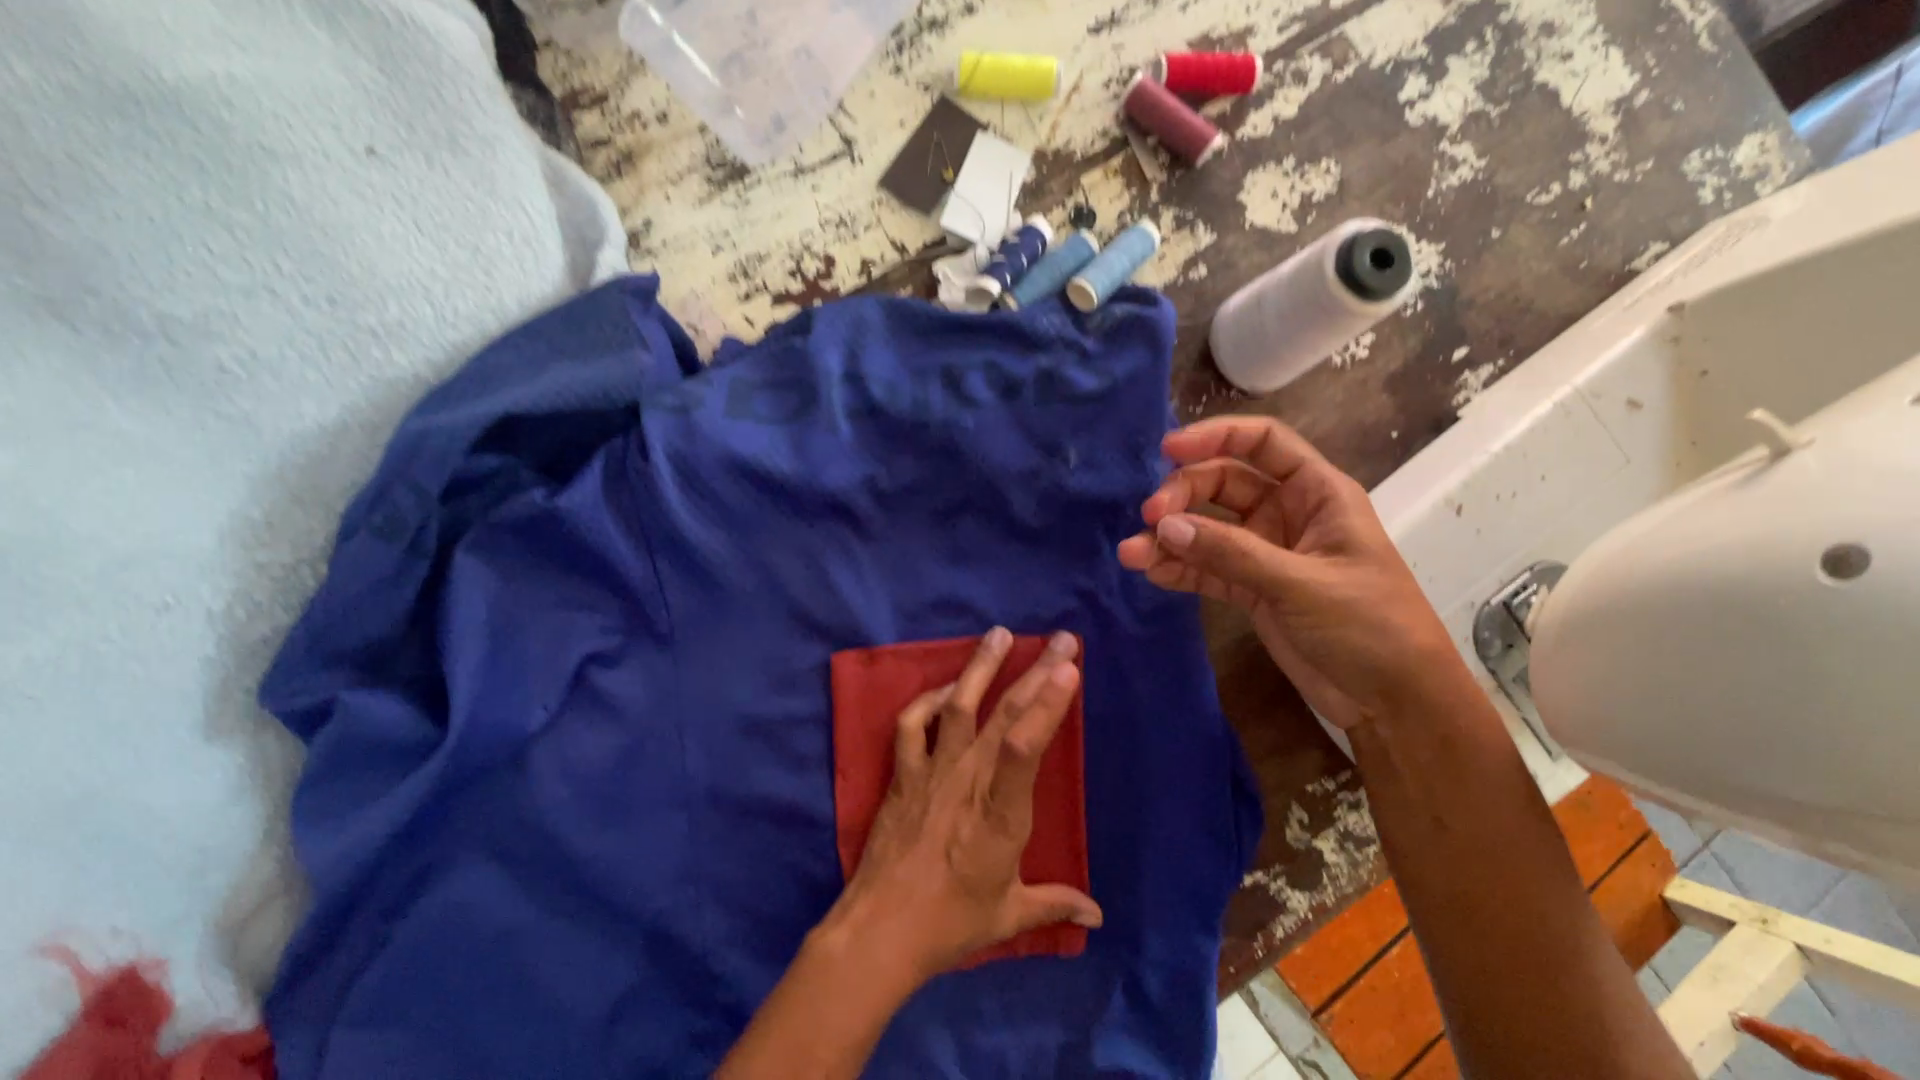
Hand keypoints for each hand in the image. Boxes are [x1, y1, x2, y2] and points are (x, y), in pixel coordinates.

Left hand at [817, 628, 1102, 984]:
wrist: (879, 930)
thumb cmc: (950, 923)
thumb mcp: (1008, 915)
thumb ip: (1055, 904)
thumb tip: (1098, 914)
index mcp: (1002, 817)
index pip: (1025, 749)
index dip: (1047, 706)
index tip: (1068, 671)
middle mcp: (967, 783)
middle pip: (1004, 717)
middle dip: (1036, 673)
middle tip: (1063, 640)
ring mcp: (930, 774)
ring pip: (959, 708)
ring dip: (980, 668)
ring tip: (1000, 633)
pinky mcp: (901, 776)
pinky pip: (912, 726)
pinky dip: (928, 700)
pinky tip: (948, 688)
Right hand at [1116, 416, 1463, 729]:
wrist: (1394, 700)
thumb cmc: (1370, 626)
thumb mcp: (1302, 584)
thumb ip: (1232, 554)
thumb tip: (1165, 527)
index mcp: (1318, 493)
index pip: (1263, 443)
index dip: (1216, 436)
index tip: (1168, 449)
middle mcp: (1289, 513)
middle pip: (1224, 483)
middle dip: (1183, 494)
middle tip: (1150, 518)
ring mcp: (1267, 552)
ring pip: (1208, 528)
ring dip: (1170, 536)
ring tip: (1131, 553)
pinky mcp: (1252, 590)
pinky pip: (1206, 568)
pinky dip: (1178, 569)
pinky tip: (1149, 572)